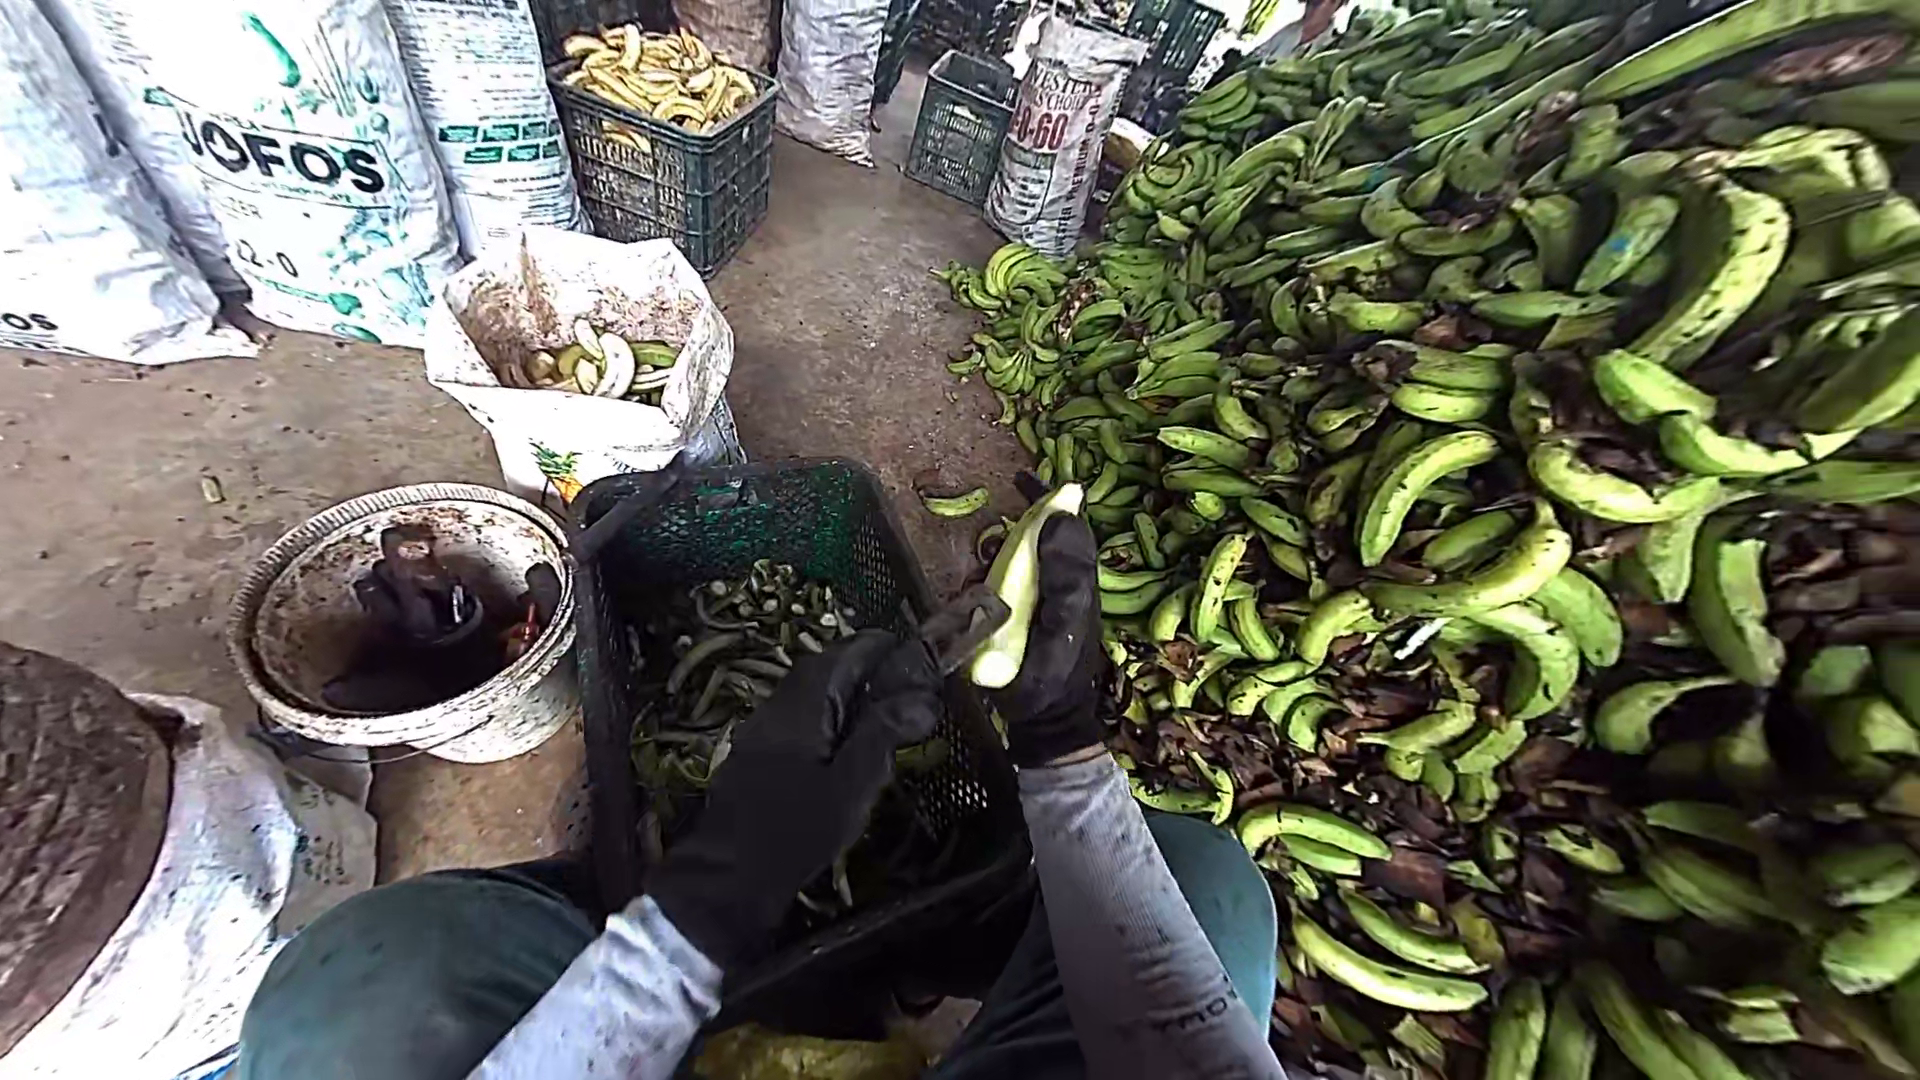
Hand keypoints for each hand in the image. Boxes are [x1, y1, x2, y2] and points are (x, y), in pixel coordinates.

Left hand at [648, 630, 942, 966]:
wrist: (726, 878)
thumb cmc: (795, 830)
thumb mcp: (851, 785)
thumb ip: (884, 734)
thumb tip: (924, 698)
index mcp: (806, 701)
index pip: (851, 651)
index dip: (886, 648)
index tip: (917, 657)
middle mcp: (781, 700)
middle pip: (831, 664)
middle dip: (871, 666)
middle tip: (907, 682)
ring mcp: (765, 721)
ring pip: (816, 687)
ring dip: (852, 687)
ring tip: (886, 705)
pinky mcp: (760, 744)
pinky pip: (804, 710)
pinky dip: (833, 709)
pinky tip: (849, 735)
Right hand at [993, 514, 1106, 767]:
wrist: (1040, 721)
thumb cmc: (1053, 678)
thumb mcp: (1064, 625)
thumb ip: (1065, 576)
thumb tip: (1060, 516)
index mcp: (1077, 580)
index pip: (1068, 527)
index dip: (1049, 499)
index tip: (1021, 479)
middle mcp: (1058, 584)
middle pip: (1039, 539)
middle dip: (1015, 528)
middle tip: (992, 536)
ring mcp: (1036, 600)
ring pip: (1015, 560)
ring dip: (996, 556)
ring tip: (980, 571)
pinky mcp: (1016, 616)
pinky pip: (997, 585)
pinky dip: (981, 582)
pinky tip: (970, 594)